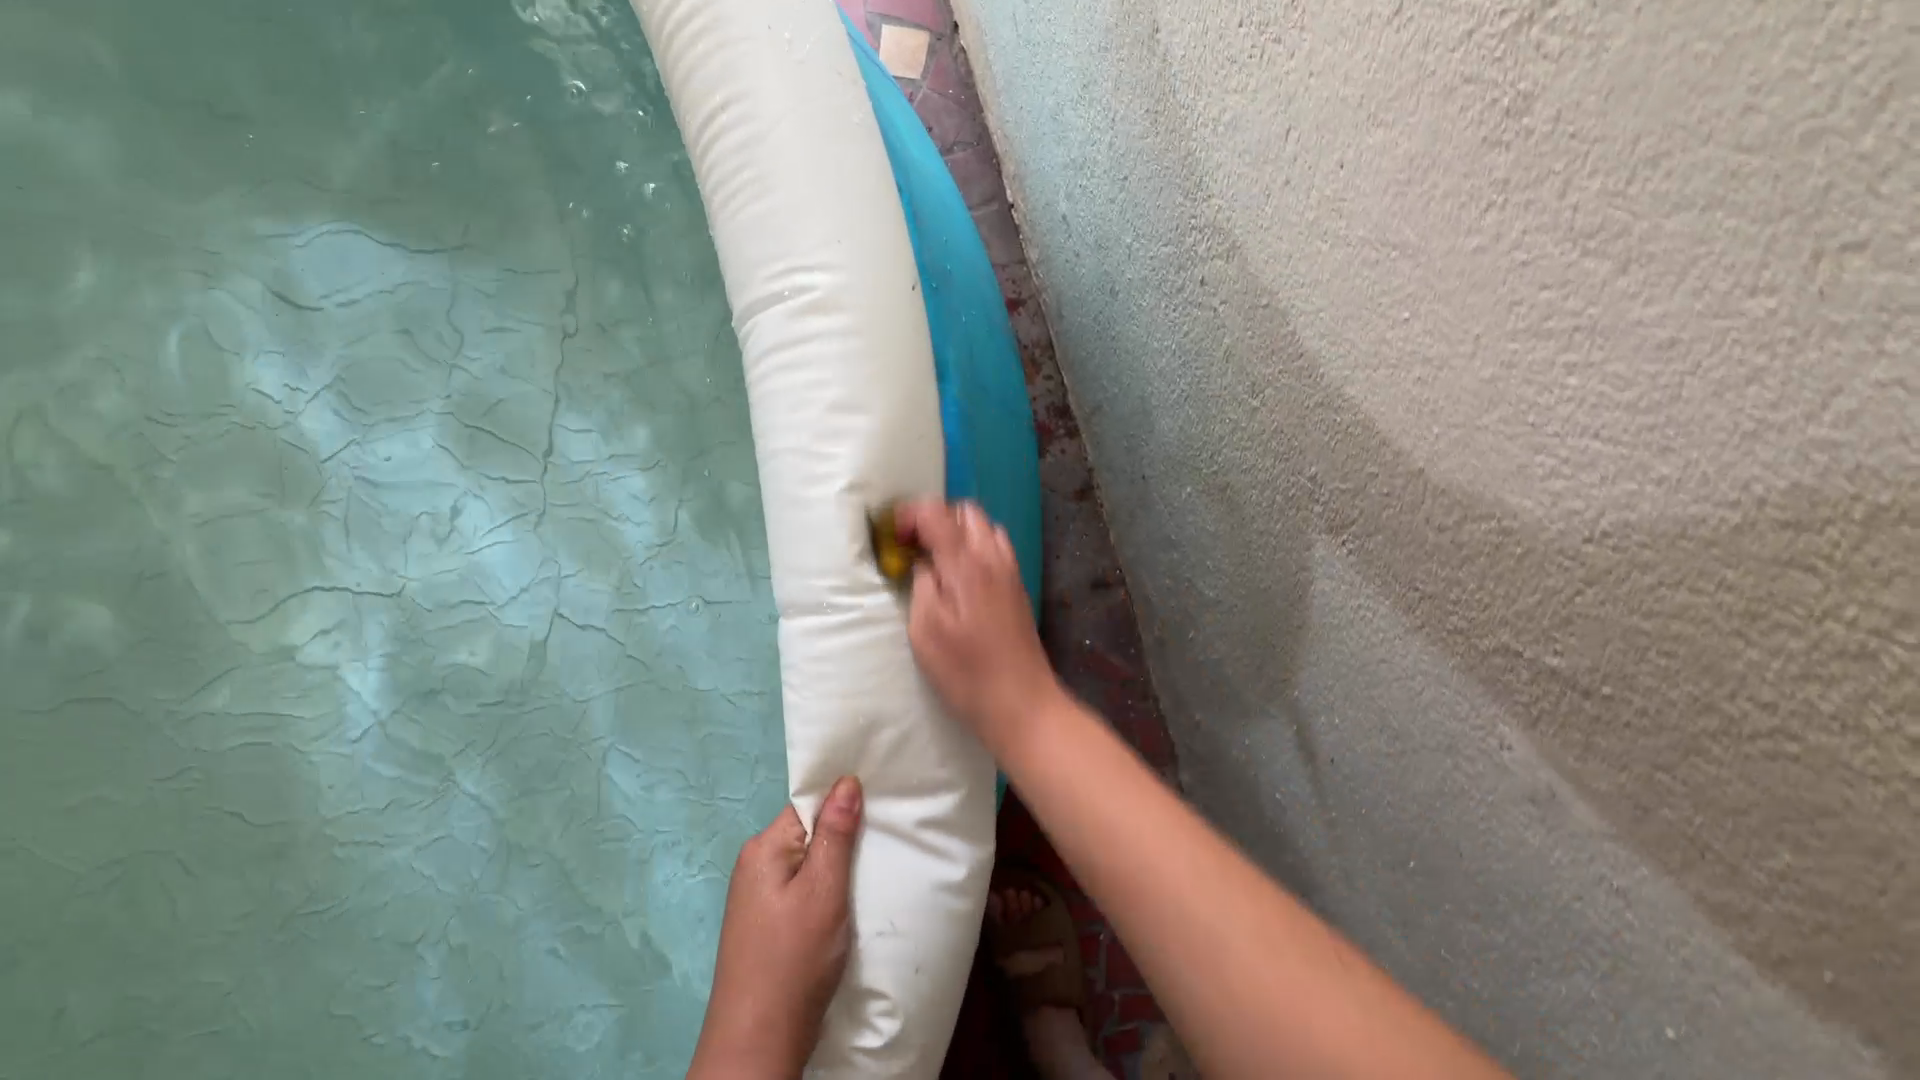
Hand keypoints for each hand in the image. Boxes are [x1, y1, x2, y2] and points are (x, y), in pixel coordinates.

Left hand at [689, 777, 863, 1079]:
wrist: (759, 1038)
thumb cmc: (794, 958)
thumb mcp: (823, 891)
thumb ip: (835, 835)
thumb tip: (846, 780)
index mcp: (764, 847)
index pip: (807, 803)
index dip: (843, 800)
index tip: (882, 800)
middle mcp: (756, 864)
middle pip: (808, 832)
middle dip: (844, 836)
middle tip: (887, 839)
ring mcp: (759, 896)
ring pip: (808, 863)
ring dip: (838, 867)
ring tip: (875, 868)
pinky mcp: (767, 923)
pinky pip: (803, 889)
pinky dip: (827, 891)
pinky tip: (850, 902)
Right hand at [893, 499, 1062, 753]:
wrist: (1023, 703)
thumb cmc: (966, 672)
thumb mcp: (925, 632)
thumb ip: (921, 586)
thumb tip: (923, 562)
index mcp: (966, 565)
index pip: (937, 513)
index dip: (910, 515)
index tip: (893, 537)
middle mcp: (993, 559)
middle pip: (966, 512)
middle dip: (936, 518)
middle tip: (914, 546)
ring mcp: (1011, 573)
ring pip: (985, 527)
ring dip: (959, 532)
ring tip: (937, 560)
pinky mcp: (1019, 589)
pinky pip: (997, 549)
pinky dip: (976, 548)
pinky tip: (961, 579)